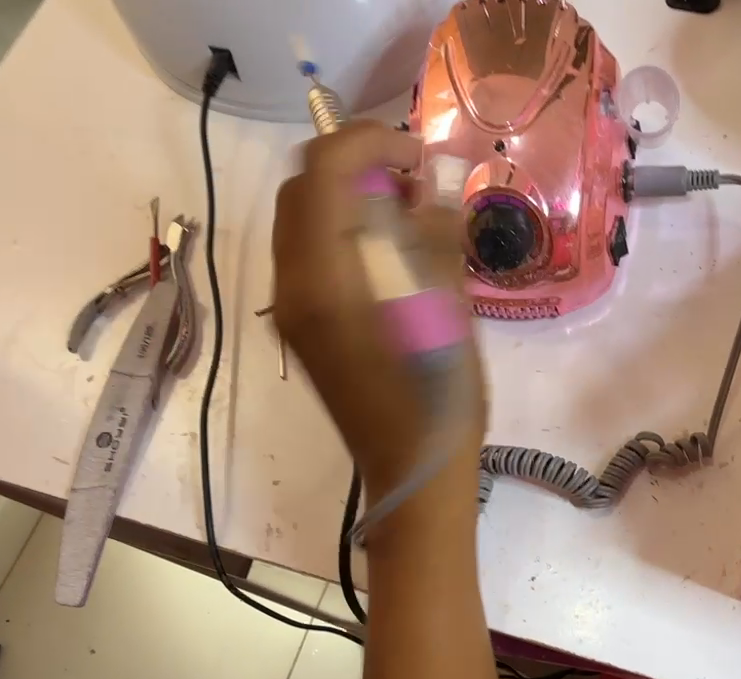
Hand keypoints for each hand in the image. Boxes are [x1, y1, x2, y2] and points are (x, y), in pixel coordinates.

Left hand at [272, 123, 484, 527]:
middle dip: (358, 168)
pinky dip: (343, 237)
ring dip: (349, 202)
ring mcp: (290, 310)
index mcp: (326, 281)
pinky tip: (390, 260)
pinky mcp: (301, 329)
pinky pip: (309, 257)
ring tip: (407, 221)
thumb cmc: (440, 405)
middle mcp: (292, 287)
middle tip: (416, 189)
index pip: (324, 170)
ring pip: (302, 221)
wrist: (413, 476)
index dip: (371, 141)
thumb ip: (436, 242)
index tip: (420, 156)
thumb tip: (434, 189)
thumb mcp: (449, 318)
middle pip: (303, 189)